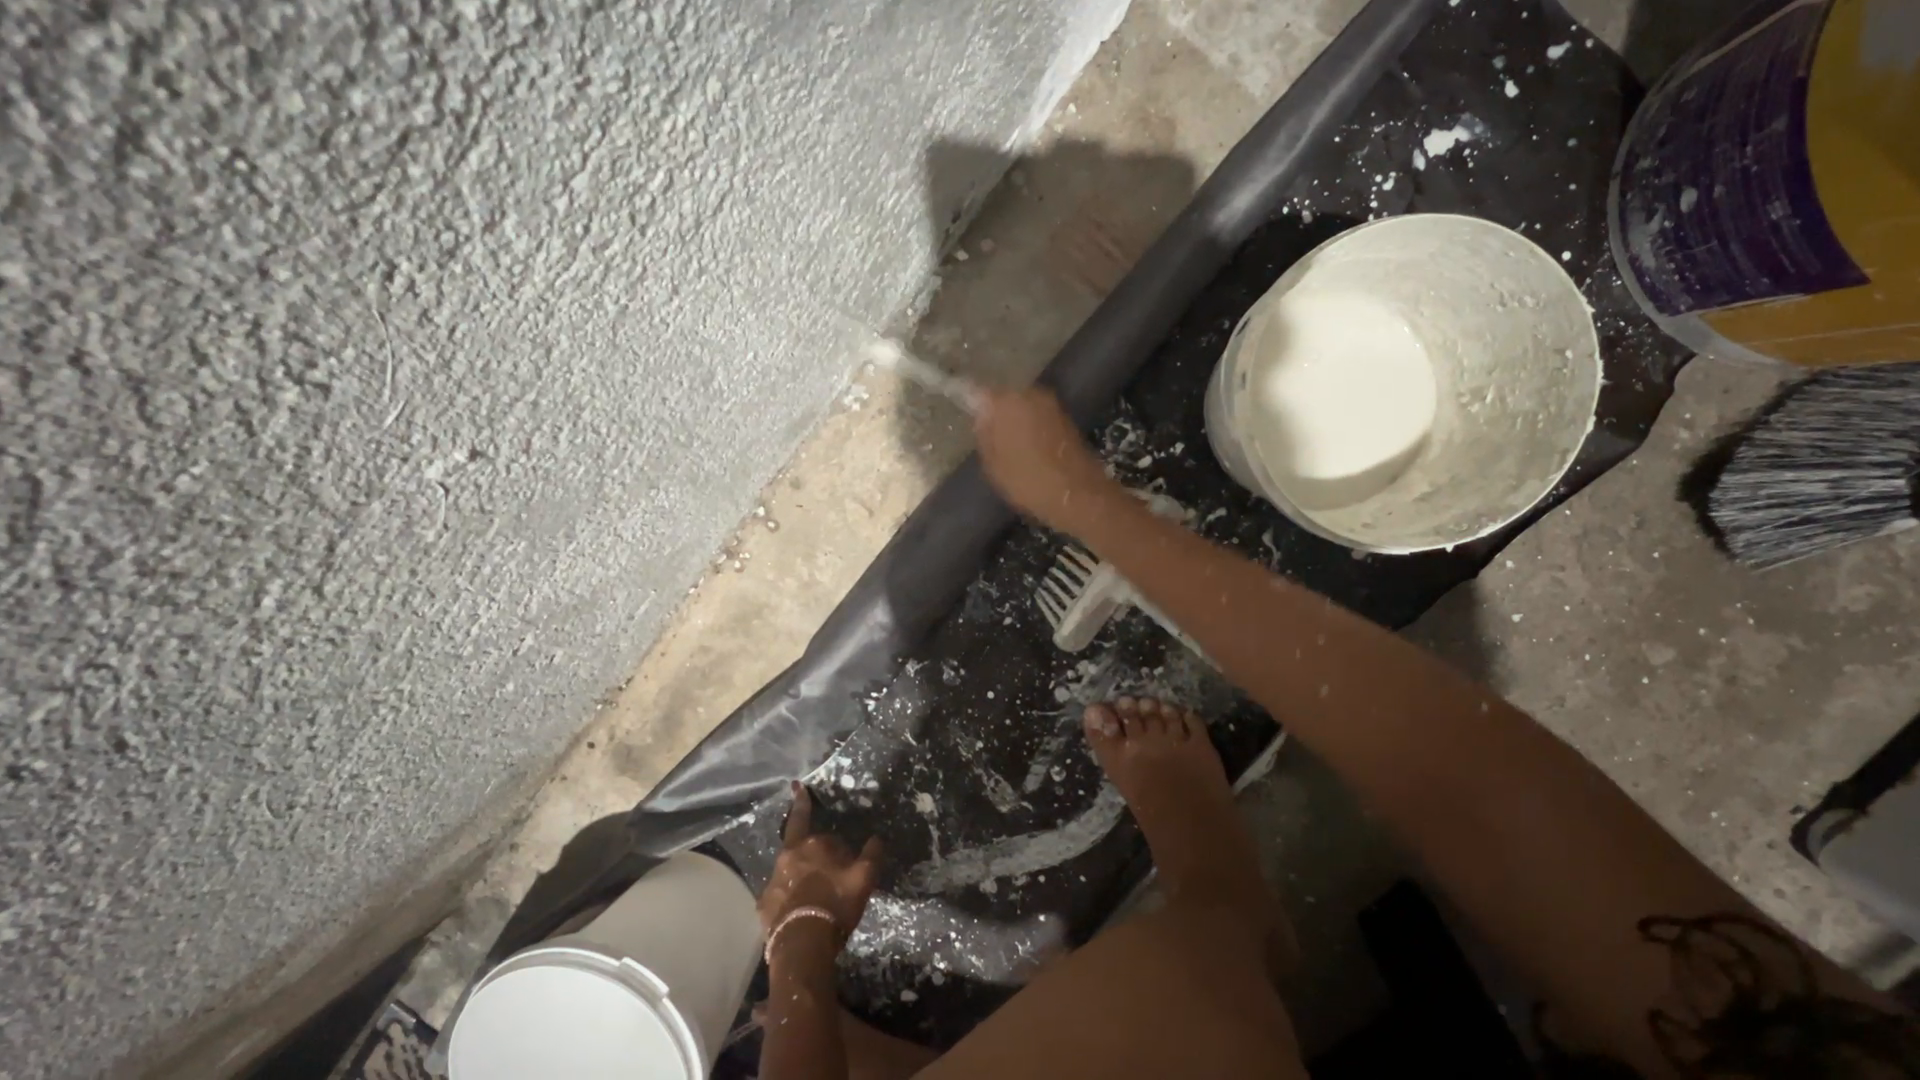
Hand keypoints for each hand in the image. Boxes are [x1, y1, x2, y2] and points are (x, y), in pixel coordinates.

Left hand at [760, 783, 881, 940]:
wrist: (804, 942)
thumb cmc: (836, 904)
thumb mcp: (864, 878)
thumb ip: (872, 855)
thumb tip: (877, 838)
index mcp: (811, 844)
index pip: (806, 816)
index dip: (803, 801)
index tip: (797, 786)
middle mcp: (788, 855)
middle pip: (798, 842)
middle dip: (808, 843)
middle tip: (820, 854)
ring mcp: (773, 880)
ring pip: (788, 867)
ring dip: (799, 871)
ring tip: (812, 884)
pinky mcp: (765, 903)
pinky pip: (780, 893)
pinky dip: (789, 895)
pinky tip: (799, 907)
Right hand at [972, 385, 1118, 532]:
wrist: (1079, 494)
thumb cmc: (1029, 481)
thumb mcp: (994, 465)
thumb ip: (984, 436)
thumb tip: (981, 416)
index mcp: (1006, 402)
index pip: (978, 392)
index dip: (969, 400)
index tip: (961, 408)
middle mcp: (1030, 394)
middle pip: (1003, 397)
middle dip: (994, 410)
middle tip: (985, 432)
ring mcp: (1051, 404)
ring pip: (1022, 405)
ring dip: (1014, 418)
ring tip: (1005, 442)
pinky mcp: (1065, 417)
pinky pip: (1037, 415)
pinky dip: (1030, 425)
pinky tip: (1025, 445)